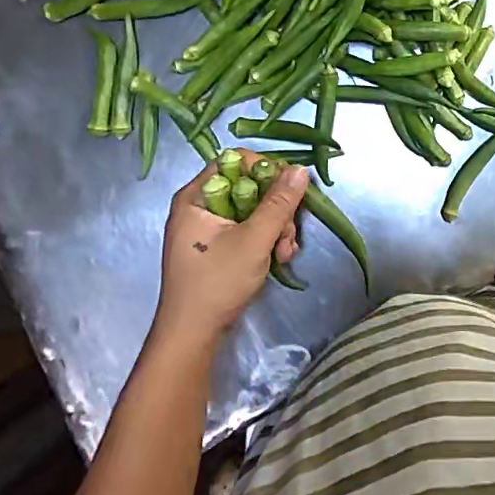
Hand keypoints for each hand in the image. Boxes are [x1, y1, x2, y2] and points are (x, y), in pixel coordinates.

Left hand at [154, 152, 307, 340]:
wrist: (193, 333)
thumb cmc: (216, 283)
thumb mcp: (254, 240)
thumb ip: (279, 203)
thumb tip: (300, 170)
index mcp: (197, 197)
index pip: (234, 162)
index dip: (266, 169)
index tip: (289, 189)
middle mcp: (202, 206)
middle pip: (251, 186)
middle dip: (277, 208)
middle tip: (287, 232)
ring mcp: (210, 227)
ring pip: (256, 208)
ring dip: (278, 227)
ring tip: (283, 252)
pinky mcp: (220, 245)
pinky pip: (251, 227)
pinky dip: (268, 239)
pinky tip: (278, 257)